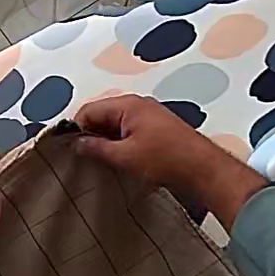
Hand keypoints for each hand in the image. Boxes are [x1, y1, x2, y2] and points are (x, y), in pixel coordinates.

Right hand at [72, 94, 266, 226]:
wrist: (204, 170)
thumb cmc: (167, 159)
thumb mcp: (123, 156)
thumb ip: (95, 148)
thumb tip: (76, 144)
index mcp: (127, 105)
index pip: (88, 110)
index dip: (76, 129)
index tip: (70, 149)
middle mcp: (137, 105)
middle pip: (101, 116)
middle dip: (90, 135)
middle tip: (84, 159)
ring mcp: (148, 116)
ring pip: (114, 125)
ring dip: (106, 141)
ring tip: (102, 162)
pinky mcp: (156, 130)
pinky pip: (128, 132)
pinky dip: (120, 144)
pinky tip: (120, 161)